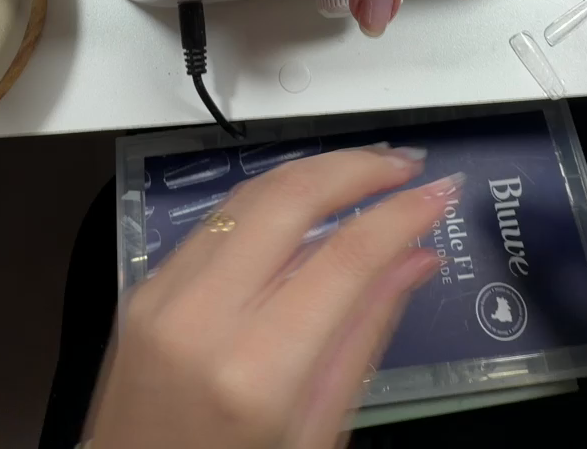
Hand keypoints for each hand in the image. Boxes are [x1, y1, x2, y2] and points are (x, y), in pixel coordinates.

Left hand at [87, 147, 459, 446]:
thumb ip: (364, 334)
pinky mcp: (148, 282)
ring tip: (368, 168)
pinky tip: (309, 195)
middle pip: (289, 198)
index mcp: (253, 372)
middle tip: (405, 164)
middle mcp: (201, 315)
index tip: (437, 192)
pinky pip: (220, 218)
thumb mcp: (316, 433)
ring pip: (251, 193)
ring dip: (315, 170)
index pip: (343, 260)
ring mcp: (164, 291)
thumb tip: (415, 258)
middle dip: (356, 167)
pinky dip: (273, 195)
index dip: (399, 216)